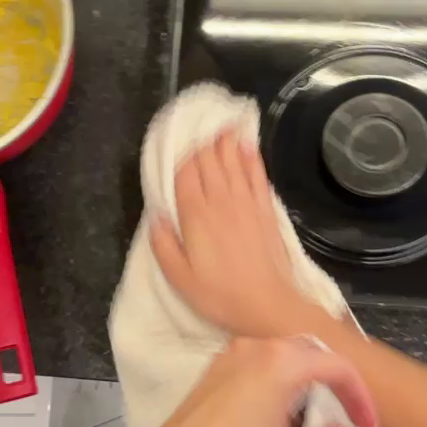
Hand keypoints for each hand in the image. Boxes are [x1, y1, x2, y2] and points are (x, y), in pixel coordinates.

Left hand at [83, 337, 378, 426]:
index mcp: (279, 364)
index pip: (338, 367)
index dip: (360, 397)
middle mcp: (254, 347)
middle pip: (310, 353)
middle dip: (335, 383)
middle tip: (349, 417)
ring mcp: (228, 357)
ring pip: (282, 357)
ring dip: (306, 381)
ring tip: (318, 418)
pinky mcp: (211, 372)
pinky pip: (258, 365)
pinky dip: (279, 383)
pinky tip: (280, 416)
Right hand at [150, 131, 333, 337]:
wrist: (270, 306)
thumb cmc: (221, 296)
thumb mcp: (180, 279)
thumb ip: (163, 245)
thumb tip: (156, 216)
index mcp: (196, 216)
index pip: (185, 173)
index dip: (179, 151)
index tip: (175, 135)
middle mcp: (221, 201)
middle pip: (209, 161)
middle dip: (201, 140)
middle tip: (197, 119)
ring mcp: (246, 203)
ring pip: (232, 162)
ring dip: (225, 141)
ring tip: (221, 122)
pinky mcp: (266, 210)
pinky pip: (257, 175)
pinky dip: (251, 156)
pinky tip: (247, 144)